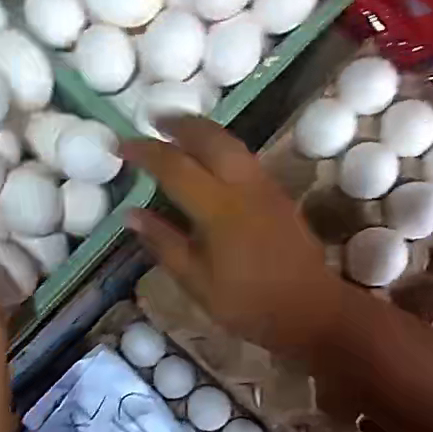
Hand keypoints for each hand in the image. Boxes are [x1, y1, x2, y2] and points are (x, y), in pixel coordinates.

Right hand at [120, 117, 345, 354]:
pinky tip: (213, 162)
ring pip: (233, 144)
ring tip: (180, 135)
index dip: (145, 152)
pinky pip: (246, 159)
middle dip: (180, 124)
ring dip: (203, 132)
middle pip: (210, 138)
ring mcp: (267, 188)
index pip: (174, 166)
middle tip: (155, 121)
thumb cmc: (250, 304)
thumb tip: (132, 214)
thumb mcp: (198, 283)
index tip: (121, 145)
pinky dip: (223, 149)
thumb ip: (165, 244)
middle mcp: (244, 187)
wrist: (311, 310)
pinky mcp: (280, 196)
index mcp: (219, 208)